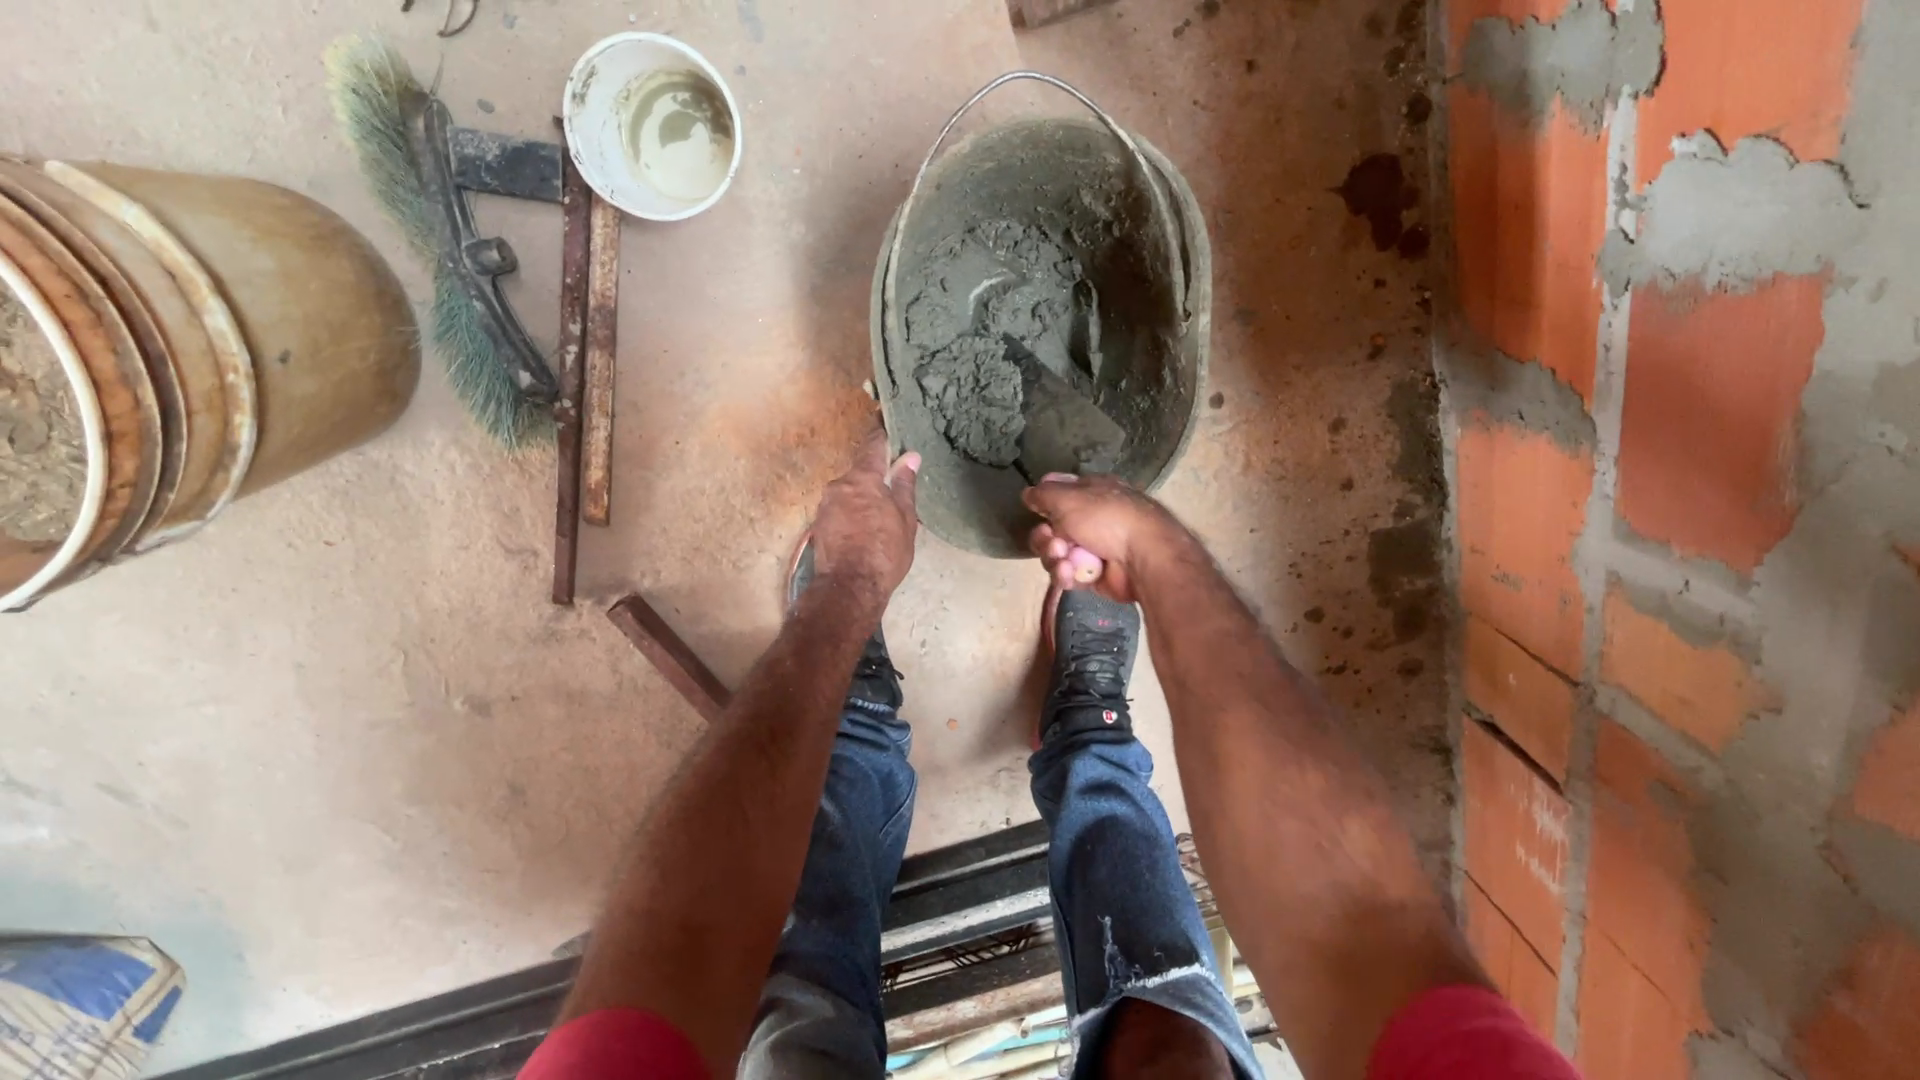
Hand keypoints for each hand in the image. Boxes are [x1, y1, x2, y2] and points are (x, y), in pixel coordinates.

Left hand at [810, 429, 920, 604]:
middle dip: (875, 477)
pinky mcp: (819, 525)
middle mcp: (839, 485)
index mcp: (863, 479)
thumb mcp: (905, 519)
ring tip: (880, 517)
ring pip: (848, 492)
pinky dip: (852, 514)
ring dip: (862, 498)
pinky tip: (864, 530)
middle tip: (893, 488)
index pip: (872, 446)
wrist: (849, 587)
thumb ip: (905, 486)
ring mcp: (825, 505)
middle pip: (859, 472)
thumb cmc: (884, 553)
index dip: (881, 435)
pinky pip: (840, 510)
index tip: (885, 424)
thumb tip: (910, 458)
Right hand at [1023, 473, 1189, 603]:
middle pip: (1050, 530)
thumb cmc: (1106, 518)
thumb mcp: (1068, 497)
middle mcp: (1091, 520)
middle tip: (1052, 541)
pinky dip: (1065, 575)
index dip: (1044, 503)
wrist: (1142, 557)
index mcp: (1090, 493)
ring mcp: (1093, 550)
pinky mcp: (1093, 577)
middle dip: (1044, 538)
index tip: (1036, 510)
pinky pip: (1067, 576)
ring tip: (1064, 560)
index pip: (1057, 495)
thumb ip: (1043, 495)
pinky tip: (1070, 573)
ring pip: (1055, 555)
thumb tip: (1027, 493)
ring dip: (1053, 558)